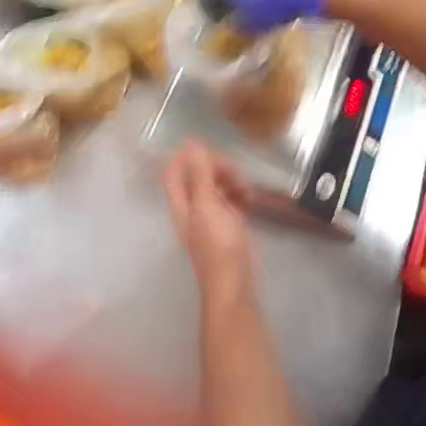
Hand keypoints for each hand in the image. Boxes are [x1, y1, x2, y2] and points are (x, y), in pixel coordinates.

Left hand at [163, 140, 256, 296]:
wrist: (235, 282)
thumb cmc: (219, 245)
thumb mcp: (208, 206)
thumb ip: (200, 175)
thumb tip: (191, 143)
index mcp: (182, 203)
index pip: (174, 170)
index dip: (189, 157)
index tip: (212, 154)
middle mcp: (192, 207)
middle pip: (198, 176)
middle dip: (218, 169)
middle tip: (237, 176)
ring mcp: (211, 217)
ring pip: (217, 187)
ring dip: (232, 181)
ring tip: (247, 191)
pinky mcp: (228, 225)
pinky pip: (230, 201)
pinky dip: (240, 195)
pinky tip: (251, 201)